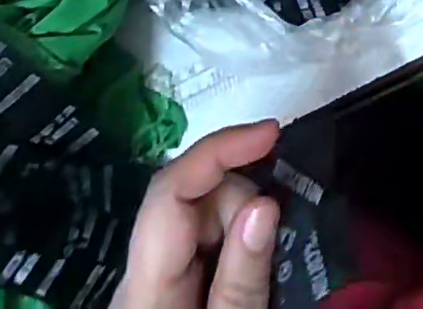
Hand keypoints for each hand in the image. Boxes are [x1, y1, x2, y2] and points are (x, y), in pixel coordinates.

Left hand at [111, 121, 281, 308]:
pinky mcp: (166, 289)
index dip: (221, 149)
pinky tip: (259, 257)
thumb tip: (264, 203)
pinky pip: (203, 242)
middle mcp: (139, 273)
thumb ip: (242, 281)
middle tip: (282, 234)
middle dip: (243, 198)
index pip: (172, 190)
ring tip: (276, 254)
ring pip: (203, 215)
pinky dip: (236, 238)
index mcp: (144, 287)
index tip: (271, 133)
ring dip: (244, 219)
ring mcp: (150, 280)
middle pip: (192, 197)